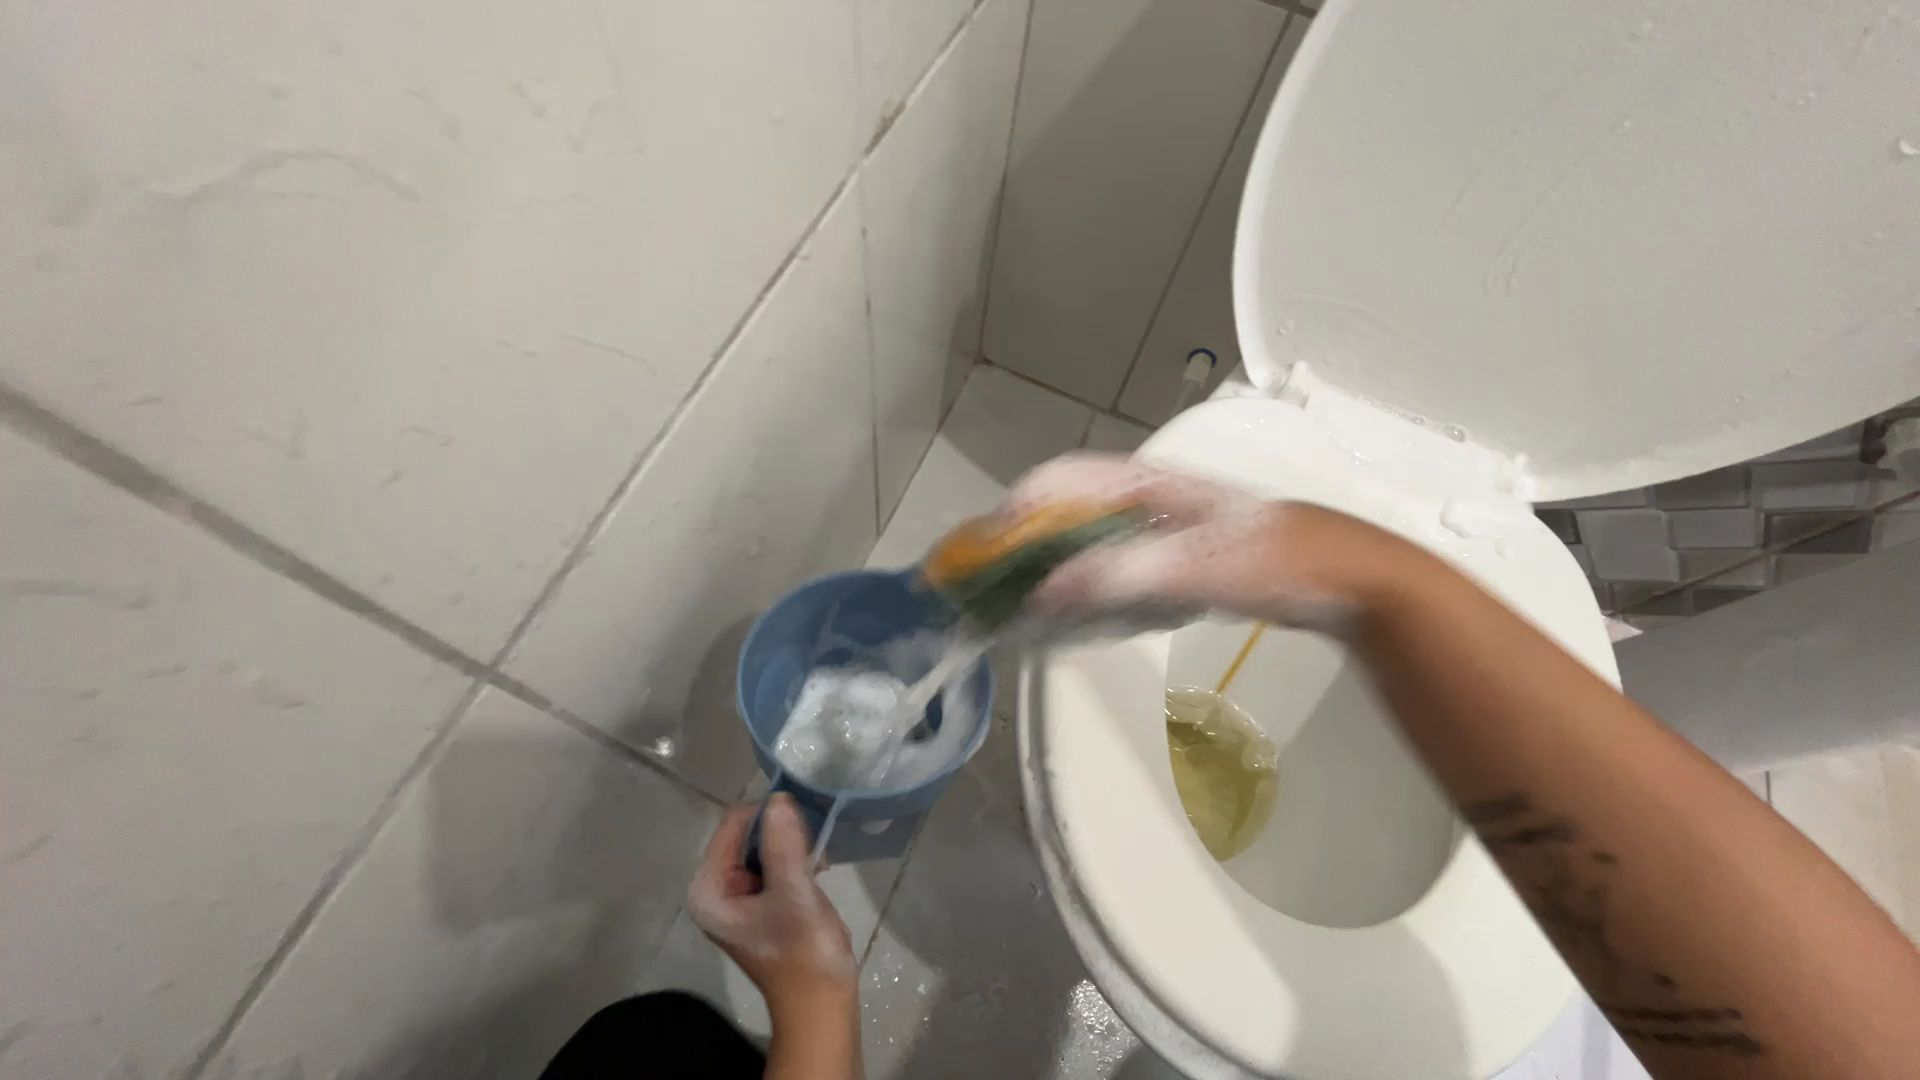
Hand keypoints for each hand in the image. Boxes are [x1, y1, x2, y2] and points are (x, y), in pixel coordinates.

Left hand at [687, 795, 855, 1017]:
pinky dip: (794, 858)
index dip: (768, 815)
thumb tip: (779, 799)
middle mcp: (714, 889)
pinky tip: (816, 869)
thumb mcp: (795, 894)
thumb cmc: (804, 954)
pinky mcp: (758, 901)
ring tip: (818, 861)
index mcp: (709, 889)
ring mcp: (736, 896)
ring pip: (762, 844)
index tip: (804, 821)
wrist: (821, 1005)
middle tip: (814, 845)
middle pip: (745, 833)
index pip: (732, 825)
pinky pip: (772, 860)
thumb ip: (784, 845)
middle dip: (781, 830)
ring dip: (792, 844)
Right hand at [1007, 453, 1399, 631]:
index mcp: (1144, 484)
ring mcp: (1161, 527)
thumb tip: (1045, 590)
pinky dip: (1086, 585)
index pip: (1061, 480)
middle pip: (1066, 508)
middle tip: (997, 586)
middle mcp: (1145, 499)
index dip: (1016, 509)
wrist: (1346, 577)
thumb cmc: (1272, 559)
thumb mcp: (1194, 567)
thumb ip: (1121, 573)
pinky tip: (1082, 614)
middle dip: (1025, 542)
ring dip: (1052, 565)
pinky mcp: (1174, 556)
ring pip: (1088, 538)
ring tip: (1027, 604)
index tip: (987, 552)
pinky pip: (1113, 565)